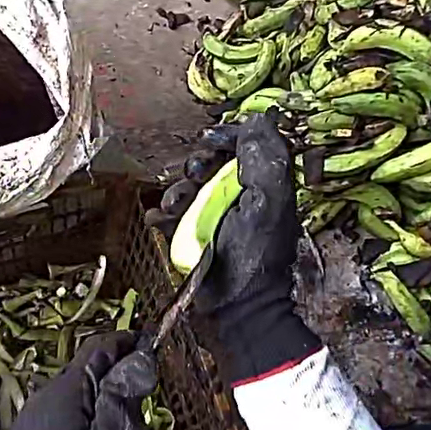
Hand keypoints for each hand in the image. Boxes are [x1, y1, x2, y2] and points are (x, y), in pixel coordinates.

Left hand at [0, 332, 155, 429]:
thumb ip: (122, 400)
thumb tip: (140, 356)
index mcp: (66, 391)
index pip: (99, 347)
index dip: (128, 341)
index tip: (154, 345)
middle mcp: (45, 395)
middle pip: (88, 369)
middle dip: (120, 374)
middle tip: (148, 397)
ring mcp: (34, 416)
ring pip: (79, 392)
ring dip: (106, 398)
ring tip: (129, 426)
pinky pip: (66, 412)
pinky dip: (89, 416)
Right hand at [188, 112, 321, 383]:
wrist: (237, 310)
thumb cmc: (256, 261)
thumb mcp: (267, 204)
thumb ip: (264, 160)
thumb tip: (258, 119)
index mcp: (266, 184)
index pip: (248, 143)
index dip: (229, 136)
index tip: (212, 141)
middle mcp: (242, 195)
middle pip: (214, 161)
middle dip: (199, 163)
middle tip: (194, 176)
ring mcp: (217, 215)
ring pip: (191, 185)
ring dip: (180, 189)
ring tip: (177, 205)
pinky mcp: (195, 233)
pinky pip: (175, 212)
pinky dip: (165, 213)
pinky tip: (163, 219)